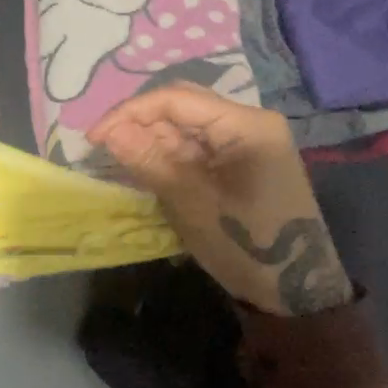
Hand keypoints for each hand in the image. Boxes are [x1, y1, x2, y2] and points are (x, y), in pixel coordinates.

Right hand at [87, 83, 352, 316]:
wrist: (294, 288)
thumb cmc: (245, 244)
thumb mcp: (192, 203)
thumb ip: (150, 162)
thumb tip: (108, 133)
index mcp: (246, 125)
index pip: (175, 99)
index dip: (128, 113)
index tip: (93, 140)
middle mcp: (247, 123)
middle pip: (179, 105)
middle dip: (136, 121)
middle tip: (102, 146)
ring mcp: (243, 142)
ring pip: (183, 124)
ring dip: (147, 137)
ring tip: (117, 158)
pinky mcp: (236, 161)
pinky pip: (192, 145)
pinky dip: (164, 152)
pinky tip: (143, 166)